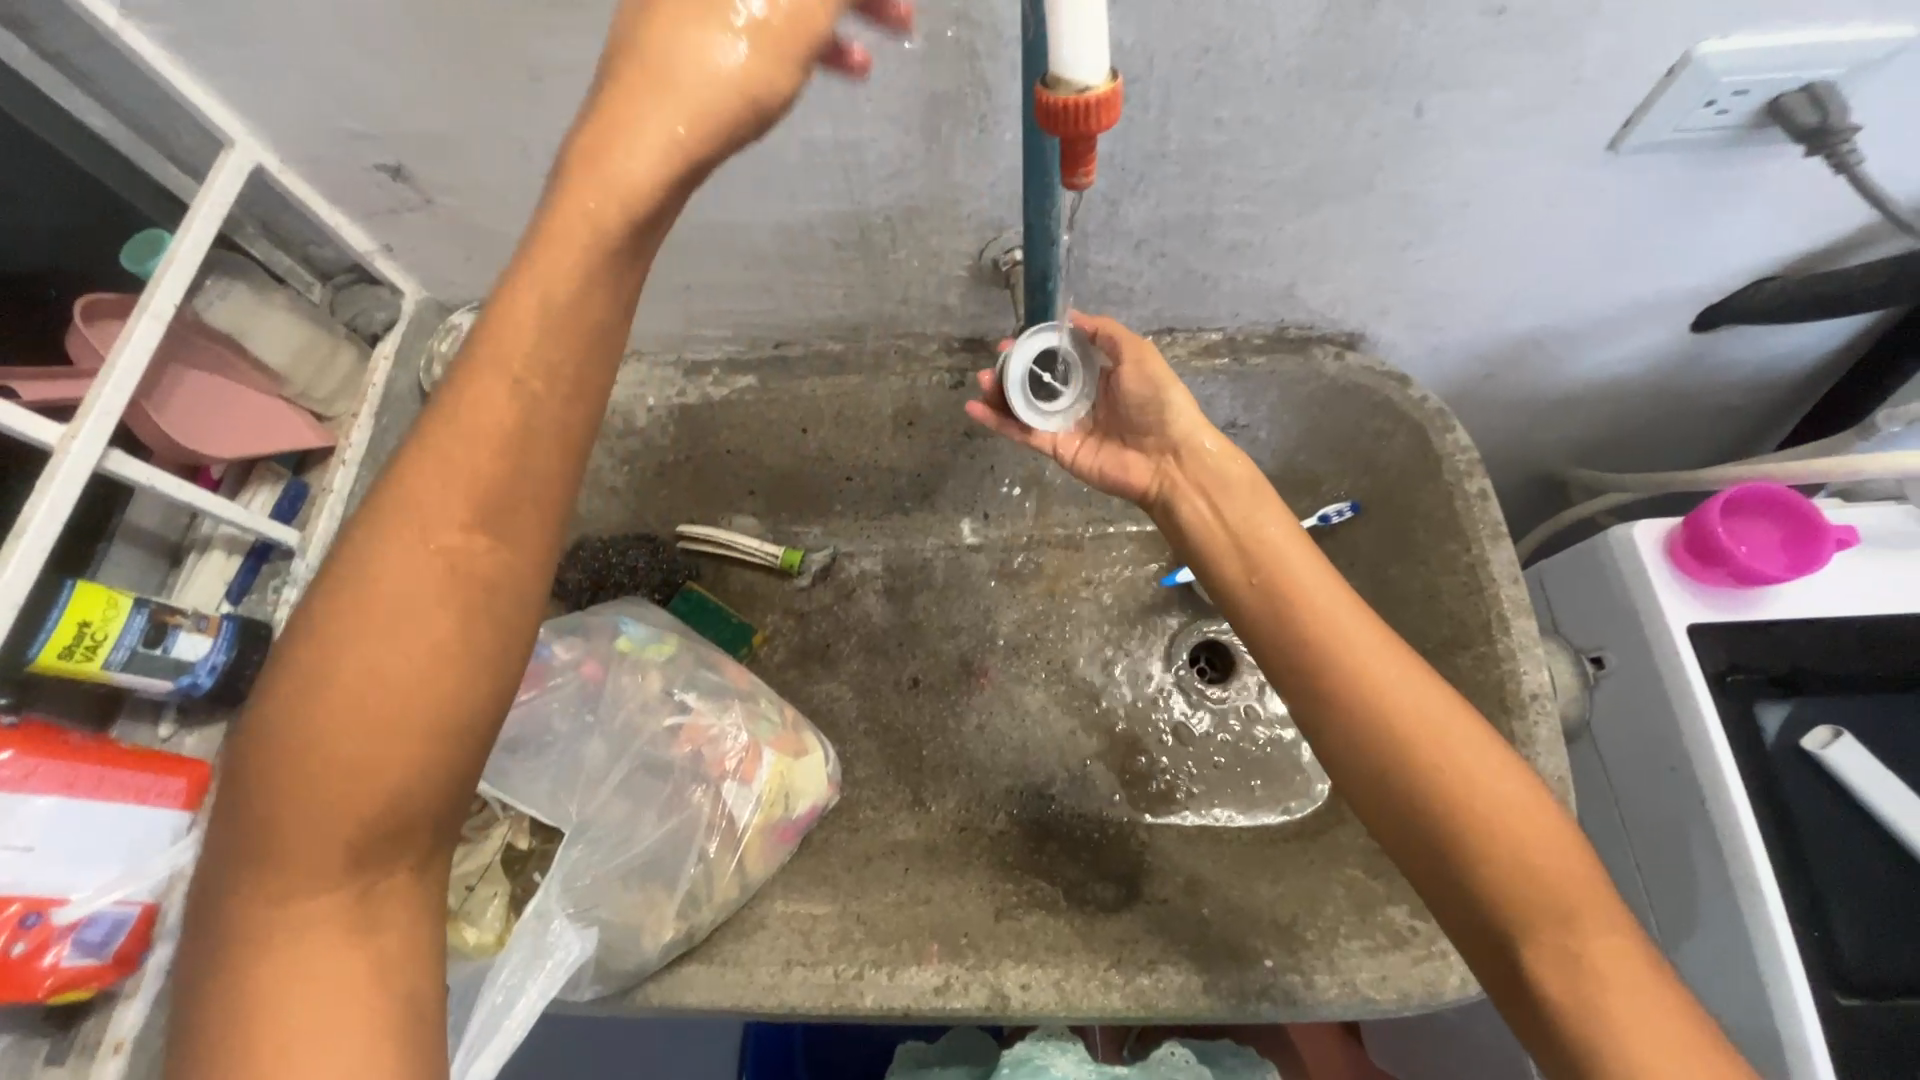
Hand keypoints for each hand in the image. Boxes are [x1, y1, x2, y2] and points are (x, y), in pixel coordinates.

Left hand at [566, 0, 913, 194]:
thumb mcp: (798, 17)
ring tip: (871, 60)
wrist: (641, 146)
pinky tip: (828, 72)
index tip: (897, 3)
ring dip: (832, 19)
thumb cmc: (724, 74)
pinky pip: (755, 17)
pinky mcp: (682, 28)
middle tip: (903, 20)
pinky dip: (798, 39)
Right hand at [965, 313, 1221, 509]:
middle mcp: (1080, 398)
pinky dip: (997, 422)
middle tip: (996, 357)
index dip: (1039, 345)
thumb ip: (1104, 332)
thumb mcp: (1137, 353)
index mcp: (1100, 374)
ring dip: (1000, 393)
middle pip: (1037, 381)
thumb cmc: (1157, 401)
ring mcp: (1065, 425)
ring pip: (1024, 406)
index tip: (1019, 335)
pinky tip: (975, 408)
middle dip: (1014, 368)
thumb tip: (1069, 317)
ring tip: (982, 379)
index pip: (1061, 356)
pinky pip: (1022, 432)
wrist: (1168, 458)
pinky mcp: (1056, 448)